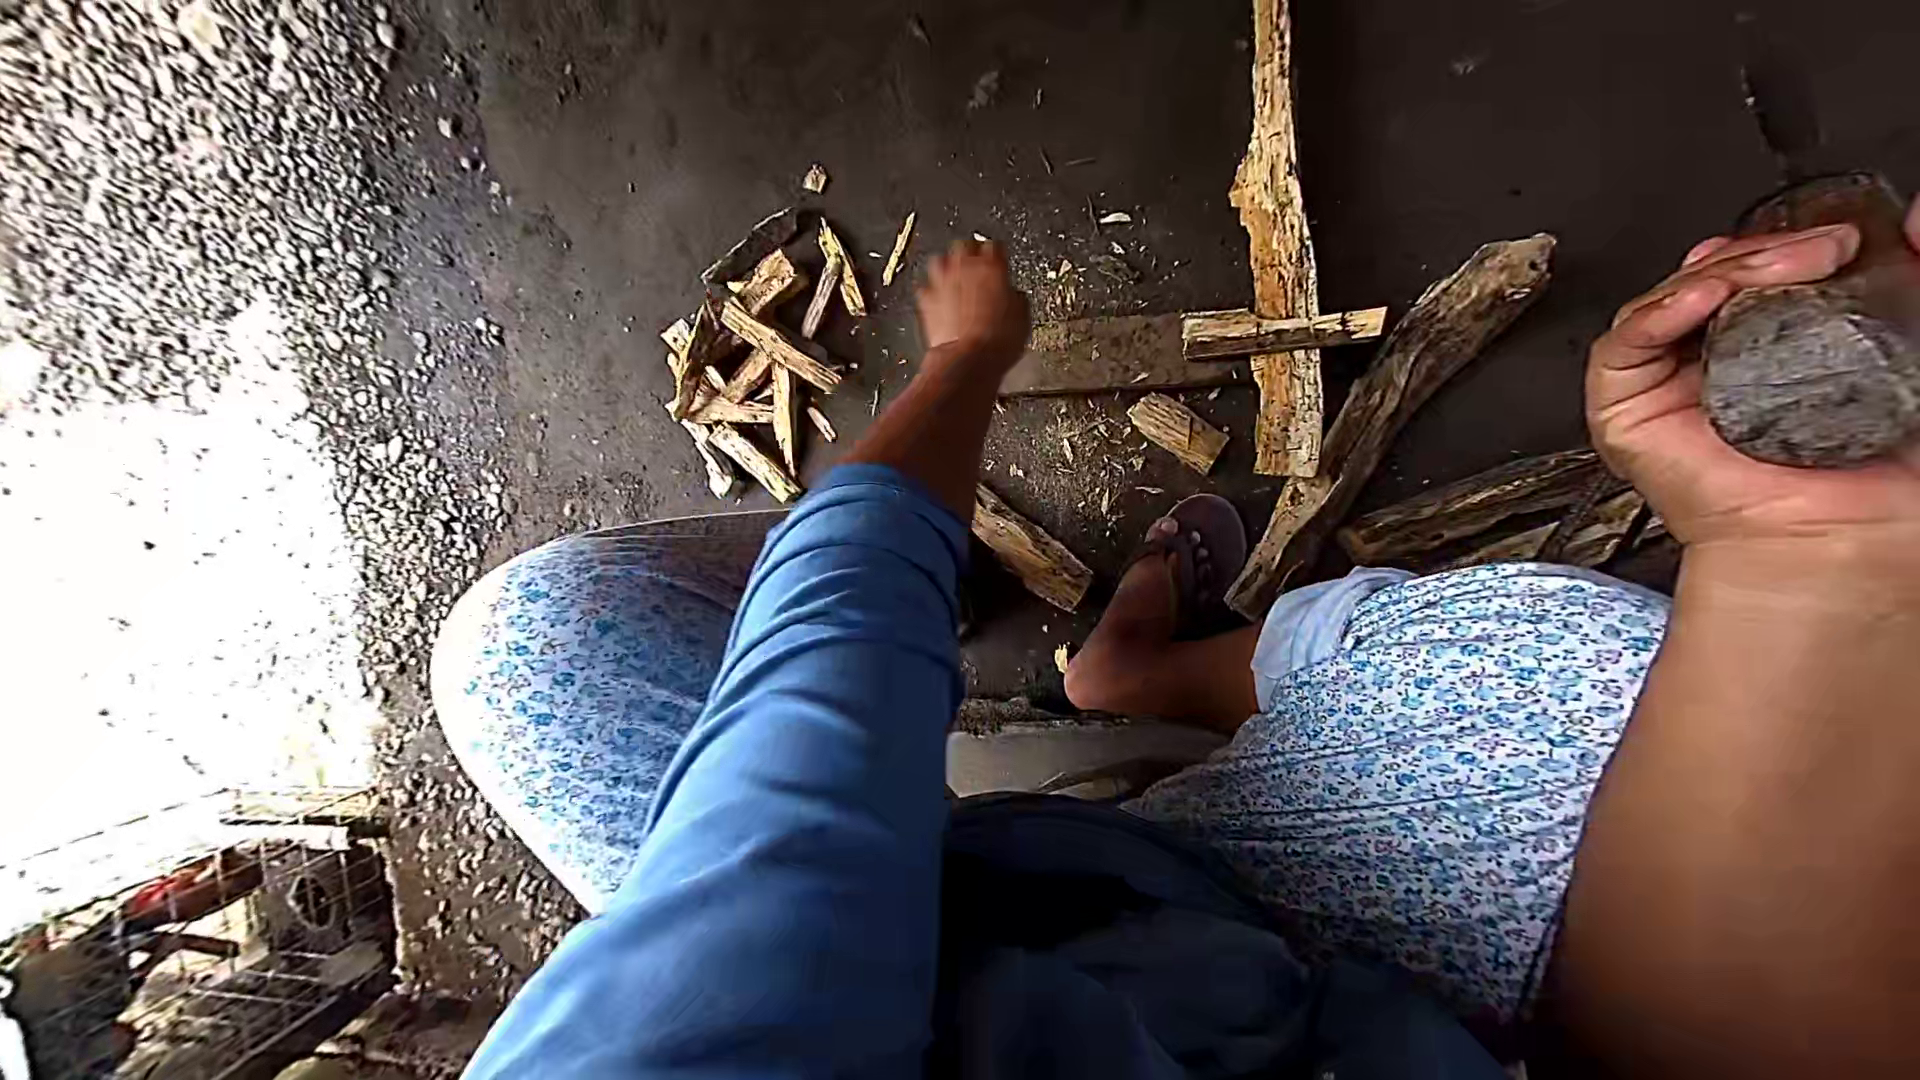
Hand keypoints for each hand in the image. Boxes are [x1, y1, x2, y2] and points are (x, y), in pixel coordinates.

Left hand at [916, 239, 1030, 366]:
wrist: (969, 359)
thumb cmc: (998, 339)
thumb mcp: (1022, 316)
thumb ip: (1016, 298)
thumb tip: (1013, 296)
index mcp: (993, 265)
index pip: (995, 247)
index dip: (997, 257)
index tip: (999, 265)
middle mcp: (965, 267)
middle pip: (964, 246)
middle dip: (970, 255)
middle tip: (976, 269)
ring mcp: (942, 282)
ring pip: (939, 261)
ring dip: (946, 268)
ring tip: (953, 280)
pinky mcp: (926, 301)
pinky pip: (925, 289)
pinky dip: (931, 293)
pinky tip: (938, 302)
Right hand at [1586, 201, 1919, 552]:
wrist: (1847, 528)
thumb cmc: (1891, 461)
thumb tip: (1919, 218)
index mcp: (1777, 348)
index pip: (1755, 280)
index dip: (1778, 247)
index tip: (1845, 230)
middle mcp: (1711, 364)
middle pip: (1700, 286)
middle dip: (1753, 254)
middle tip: (1821, 246)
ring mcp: (1662, 387)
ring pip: (1656, 307)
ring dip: (1711, 274)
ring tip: (1778, 265)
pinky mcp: (1624, 411)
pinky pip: (1618, 349)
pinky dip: (1652, 315)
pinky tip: (1700, 297)